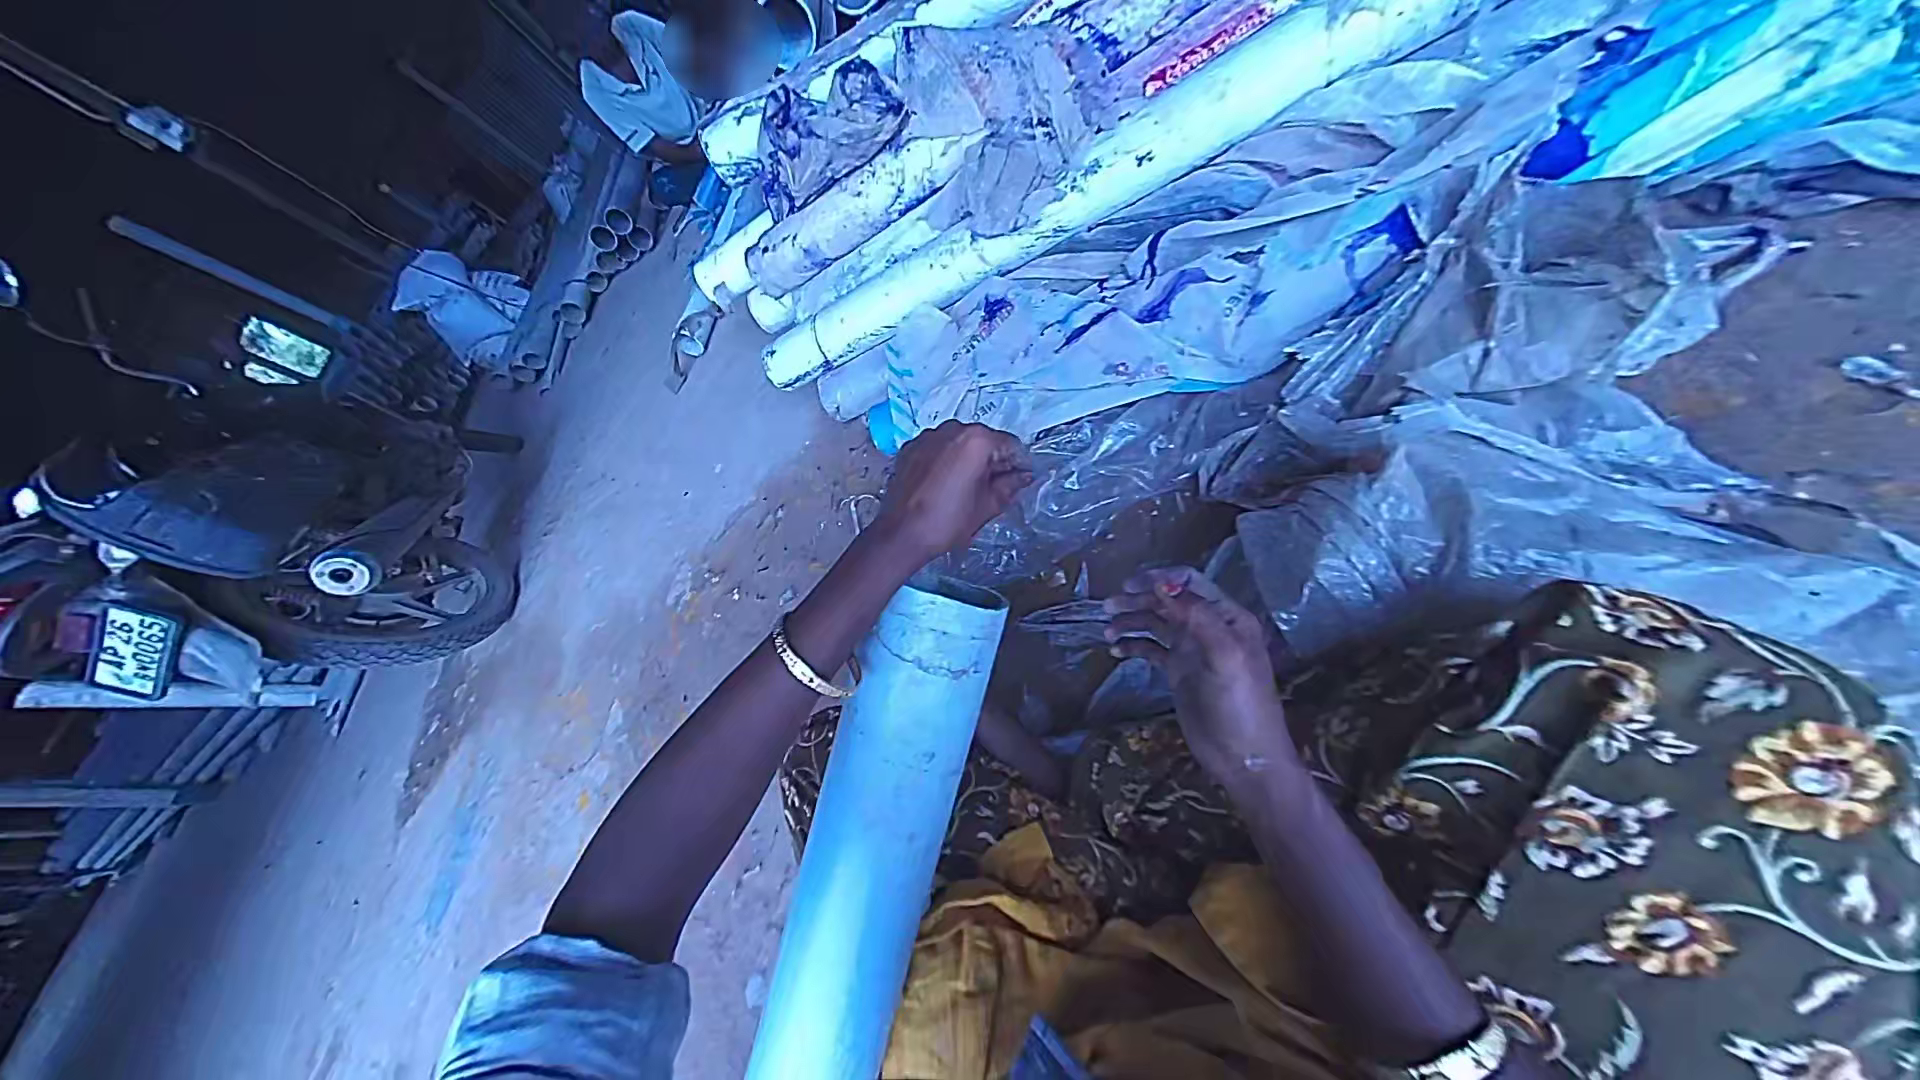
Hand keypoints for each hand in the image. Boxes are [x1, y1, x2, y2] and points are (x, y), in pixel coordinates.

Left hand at [872, 421, 1032, 564]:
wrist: (902, 534)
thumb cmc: (945, 521)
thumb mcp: (987, 505)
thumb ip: (1010, 486)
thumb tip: (1022, 477)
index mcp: (976, 440)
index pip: (1010, 445)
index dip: (1018, 463)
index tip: (1020, 478)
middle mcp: (951, 430)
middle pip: (984, 440)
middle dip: (992, 460)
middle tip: (996, 486)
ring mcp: (928, 437)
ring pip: (959, 443)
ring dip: (968, 459)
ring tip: (968, 488)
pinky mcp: (910, 448)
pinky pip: (937, 449)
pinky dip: (945, 461)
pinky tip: (946, 484)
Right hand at [1104, 567, 1301, 792]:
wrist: (1244, 759)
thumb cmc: (1240, 705)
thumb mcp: (1224, 655)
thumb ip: (1195, 615)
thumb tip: (1162, 584)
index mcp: (1227, 617)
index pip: (1189, 583)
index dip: (1159, 579)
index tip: (1129, 586)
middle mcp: (1208, 627)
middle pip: (1168, 600)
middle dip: (1138, 599)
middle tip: (1108, 607)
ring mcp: (1192, 650)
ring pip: (1156, 623)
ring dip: (1131, 620)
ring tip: (1109, 631)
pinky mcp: (1179, 671)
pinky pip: (1151, 649)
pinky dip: (1133, 644)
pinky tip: (1116, 650)